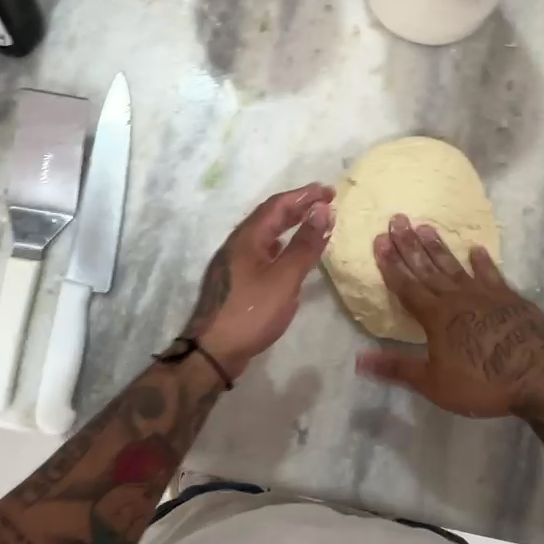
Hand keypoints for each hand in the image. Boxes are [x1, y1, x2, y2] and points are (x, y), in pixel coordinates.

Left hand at [185, 183, 335, 377]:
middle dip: (298, 208)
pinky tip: (287, 256)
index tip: (330, 192)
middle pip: (269, 217)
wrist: (213, 350)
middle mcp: (237, 245)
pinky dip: (280, 247)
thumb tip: (322, 210)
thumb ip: (304, 244)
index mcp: (247, 238)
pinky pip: (261, 253)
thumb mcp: (284, 278)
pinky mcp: (234, 281)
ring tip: (311, 225)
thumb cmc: (251, 312)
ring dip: (288, 226)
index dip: (304, 195)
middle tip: (325, 204)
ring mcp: (233, 264)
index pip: (277, 205)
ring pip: (264, 236)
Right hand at [355, 214, 543, 417]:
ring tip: (426, 226)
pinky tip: (477, 249)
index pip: (406, 285)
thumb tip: (359, 360)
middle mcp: (457, 298)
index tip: (379, 240)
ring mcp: (486, 295)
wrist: (540, 377)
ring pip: (455, 266)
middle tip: (398, 219)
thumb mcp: (433, 382)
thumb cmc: (481, 382)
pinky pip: (492, 274)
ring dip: (438, 247)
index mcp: (435, 316)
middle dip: (409, 245)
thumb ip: (397, 368)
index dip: (391, 264)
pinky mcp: (510, 299)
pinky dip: (483, 262)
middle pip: (427, 268)